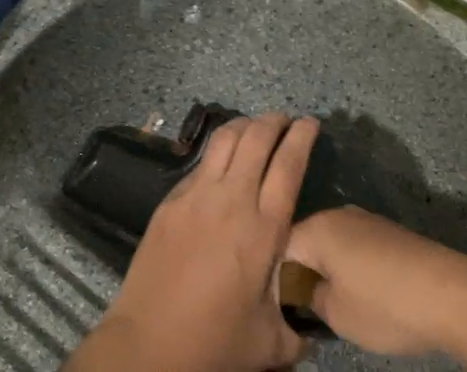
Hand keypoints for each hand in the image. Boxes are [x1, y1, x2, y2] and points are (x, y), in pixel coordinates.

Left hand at [67, 114, 319, 371]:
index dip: (302, 137)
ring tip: (256, 127)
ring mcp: (197, 196)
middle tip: (286, 120)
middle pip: (257, 138)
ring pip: (225, 140)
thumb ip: (299, 322)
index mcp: (265, 229)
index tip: (311, 123)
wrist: (149, 345)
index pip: (289, 164)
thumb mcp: (273, 342)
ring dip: (245, 125)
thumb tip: (317, 318)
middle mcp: (232, 200)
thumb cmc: (216, 342)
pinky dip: (218, 151)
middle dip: (275, 121)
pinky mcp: (170, 202)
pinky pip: (200, 163)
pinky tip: (222, 161)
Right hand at [285, 207, 466, 371]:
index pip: (278, 247)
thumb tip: (303, 292)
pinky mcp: (389, 233)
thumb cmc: (385, 304)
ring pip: (332, 245)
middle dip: (302, 272)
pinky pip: (355, 247)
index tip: (279, 306)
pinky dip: (351, 268)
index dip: (275, 278)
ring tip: (332, 303)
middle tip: (302, 308)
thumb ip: (309, 299)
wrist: (452, 293)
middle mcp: (339, 214)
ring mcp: (367, 220)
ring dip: (328, 270)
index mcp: (318, 227)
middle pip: (306, 243)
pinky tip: (360, 293)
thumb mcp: (337, 314)